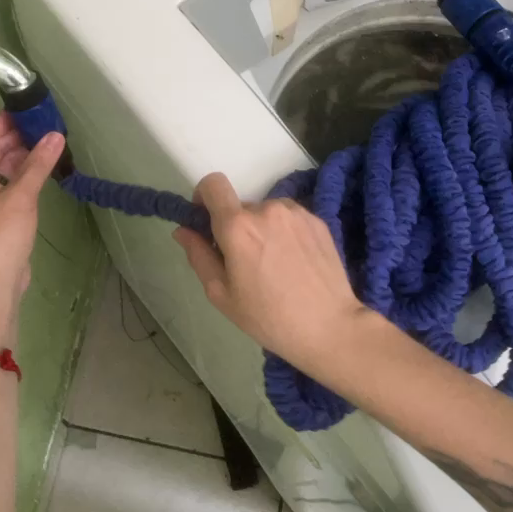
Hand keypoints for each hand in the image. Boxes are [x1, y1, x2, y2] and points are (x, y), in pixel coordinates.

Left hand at [0, 112, 64, 299]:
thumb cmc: (0, 236)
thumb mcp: (21, 196)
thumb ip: (38, 164)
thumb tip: (56, 134)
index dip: (3, 120)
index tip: (26, 108)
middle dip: (17, 137)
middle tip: (44, 122)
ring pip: (3, 167)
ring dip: (23, 155)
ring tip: (48, 140)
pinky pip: (10, 183)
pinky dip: (25, 173)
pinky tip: (44, 165)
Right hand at [172, 173, 374, 364]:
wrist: (329, 327)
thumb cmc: (268, 317)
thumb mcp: (221, 294)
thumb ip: (199, 256)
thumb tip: (183, 230)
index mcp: (238, 226)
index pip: (212, 184)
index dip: (204, 198)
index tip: (207, 222)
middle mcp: (267, 208)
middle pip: (240, 207)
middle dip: (236, 228)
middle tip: (245, 265)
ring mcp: (296, 213)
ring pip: (266, 213)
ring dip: (262, 230)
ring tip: (274, 266)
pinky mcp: (318, 221)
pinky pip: (289, 219)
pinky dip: (285, 234)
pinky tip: (294, 264)